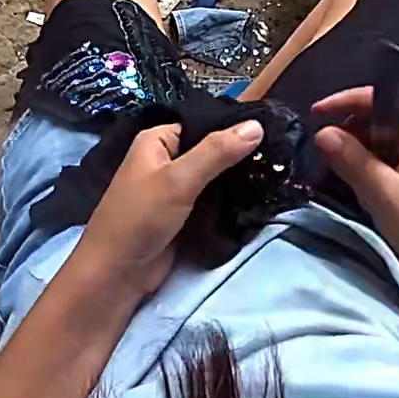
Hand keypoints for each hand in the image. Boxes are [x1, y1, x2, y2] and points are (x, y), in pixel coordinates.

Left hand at [73, 119, 264, 291]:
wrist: (118, 273)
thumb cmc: (140, 218)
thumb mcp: (179, 179)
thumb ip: (217, 152)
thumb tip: (257, 125)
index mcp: (158, 141)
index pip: (203, 123)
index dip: (234, 126)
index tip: (273, 129)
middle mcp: (167, 160)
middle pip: (212, 150)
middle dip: (241, 154)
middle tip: (281, 153)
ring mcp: (176, 189)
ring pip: (216, 177)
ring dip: (239, 179)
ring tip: (277, 172)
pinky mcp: (186, 215)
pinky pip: (214, 200)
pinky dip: (232, 200)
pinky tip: (260, 197)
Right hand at [312, 87, 398, 280]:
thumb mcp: (384, 195)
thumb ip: (353, 162)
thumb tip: (323, 134)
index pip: (385, 100)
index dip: (349, 101)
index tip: (318, 114)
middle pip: (378, 117)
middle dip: (347, 126)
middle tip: (322, 146)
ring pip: (376, 140)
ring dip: (352, 147)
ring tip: (331, 163)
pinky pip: (380, 160)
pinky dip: (361, 164)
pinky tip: (349, 179)